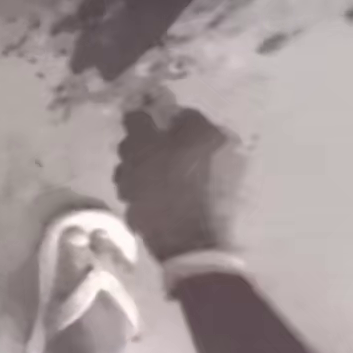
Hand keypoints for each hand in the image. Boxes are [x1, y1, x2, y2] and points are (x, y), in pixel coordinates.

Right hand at [113, 103, 244, 261]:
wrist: (189, 245)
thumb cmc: (163, 190)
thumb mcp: (141, 150)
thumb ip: (138, 122)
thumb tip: (138, 107)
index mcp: (209, 132)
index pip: (172, 113)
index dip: (145, 125)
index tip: (128, 142)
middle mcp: (225, 149)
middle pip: (171, 140)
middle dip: (143, 153)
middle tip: (126, 170)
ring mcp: (226, 177)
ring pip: (173, 164)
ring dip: (147, 174)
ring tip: (131, 192)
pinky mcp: (219, 200)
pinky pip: (185, 184)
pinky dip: (165, 190)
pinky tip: (148, 204)